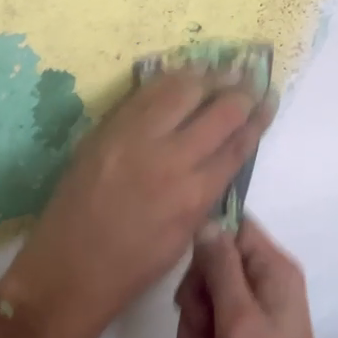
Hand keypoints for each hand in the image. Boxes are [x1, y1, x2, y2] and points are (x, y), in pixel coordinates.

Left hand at [2, 70, 271, 332]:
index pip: (238, 144)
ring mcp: (134, 139)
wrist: (68, 268)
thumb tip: (219, 160)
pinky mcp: (105, 130)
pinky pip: (143, 95)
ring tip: (222, 68)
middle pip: (217, 111)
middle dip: (240, 92)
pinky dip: (167, 81)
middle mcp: (170, 159)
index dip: (259, 118)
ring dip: (206, 76)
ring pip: (180, 91)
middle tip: (251, 79)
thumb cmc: (130, 267)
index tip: (269, 100)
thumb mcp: (184, 237)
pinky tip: (181, 75)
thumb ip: (205, 195)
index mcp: (195, 195)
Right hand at [175, 220, 336, 337]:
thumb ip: (220, 267)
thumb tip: (207, 222)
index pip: (233, 228)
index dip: (207, 252)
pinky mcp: (247, 332)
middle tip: (202, 333)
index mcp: (273, 268)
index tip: (198, 284)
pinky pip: (211, 326)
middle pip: (212, 267)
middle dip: (197, 304)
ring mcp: (257, 308)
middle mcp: (267, 281)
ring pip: (206, 301)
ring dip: (198, 334)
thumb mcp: (236, 316)